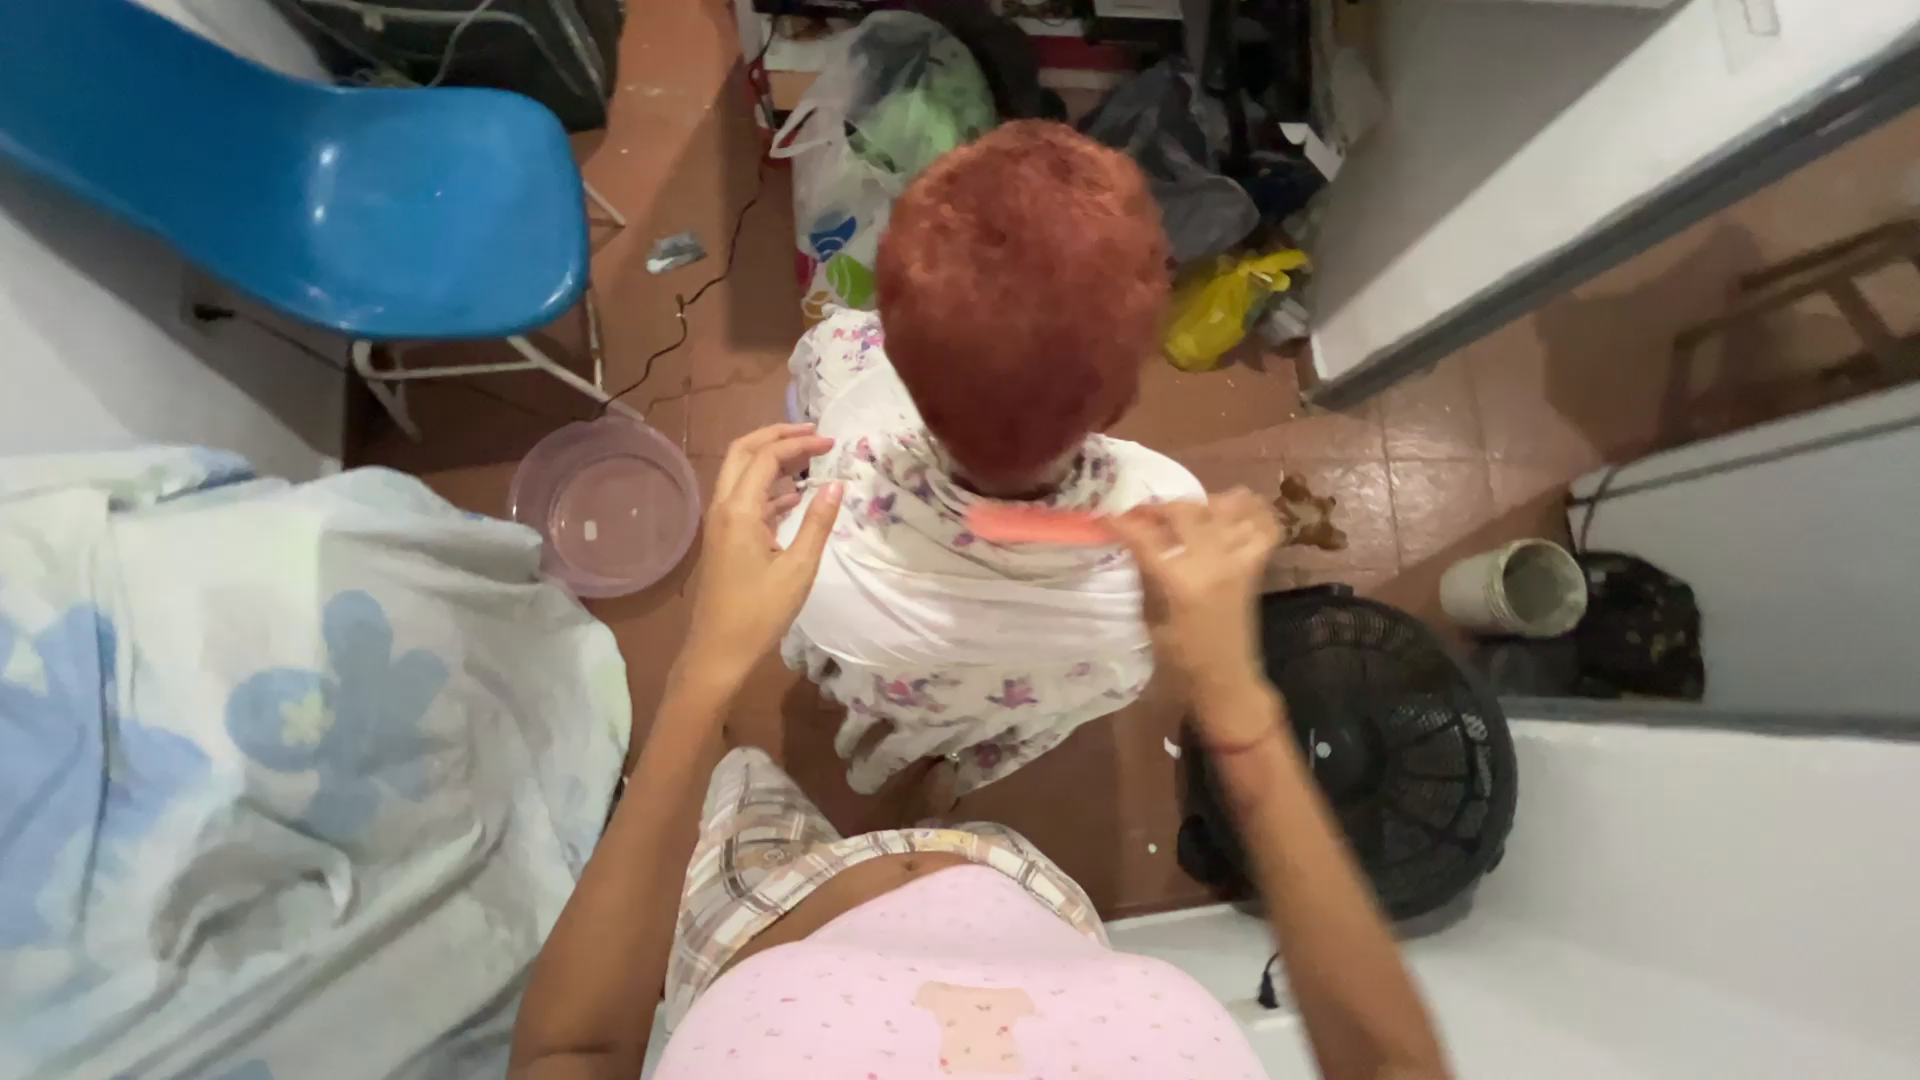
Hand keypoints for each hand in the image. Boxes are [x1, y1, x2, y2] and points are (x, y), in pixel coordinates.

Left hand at [677, 424, 842, 690]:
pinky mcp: (726, 538)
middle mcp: (723, 508)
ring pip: (741, 474)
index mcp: (738, 511)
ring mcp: (721, 523)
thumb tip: (836, 484)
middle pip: (743, 452)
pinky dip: (769, 487)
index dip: (798, 443)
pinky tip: (795, 496)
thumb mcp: (799, 568)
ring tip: (809, 458)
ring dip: (772, 459)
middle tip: (812, 433)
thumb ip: (818, 522)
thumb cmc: (760, 613)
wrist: (718, 652)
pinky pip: (745, 498)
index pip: (766, 457)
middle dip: (776, 436)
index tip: (830, 442)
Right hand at [1107, 490, 1281, 740]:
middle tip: (1140, 513)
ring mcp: (1238, 561)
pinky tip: (1234, 511)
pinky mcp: (1254, 567)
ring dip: (1199, 504)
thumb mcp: (1150, 618)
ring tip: (1181, 512)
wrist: (1225, 678)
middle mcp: (1212, 563)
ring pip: (1223, 510)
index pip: (1145, 538)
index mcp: (1179, 582)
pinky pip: (1263, 528)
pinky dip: (1253, 514)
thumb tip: (1137, 544)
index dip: (1120, 523)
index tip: (1103, 516)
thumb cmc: (1180, 658)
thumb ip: (1147, 576)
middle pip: (1185, 511)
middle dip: (1157, 506)